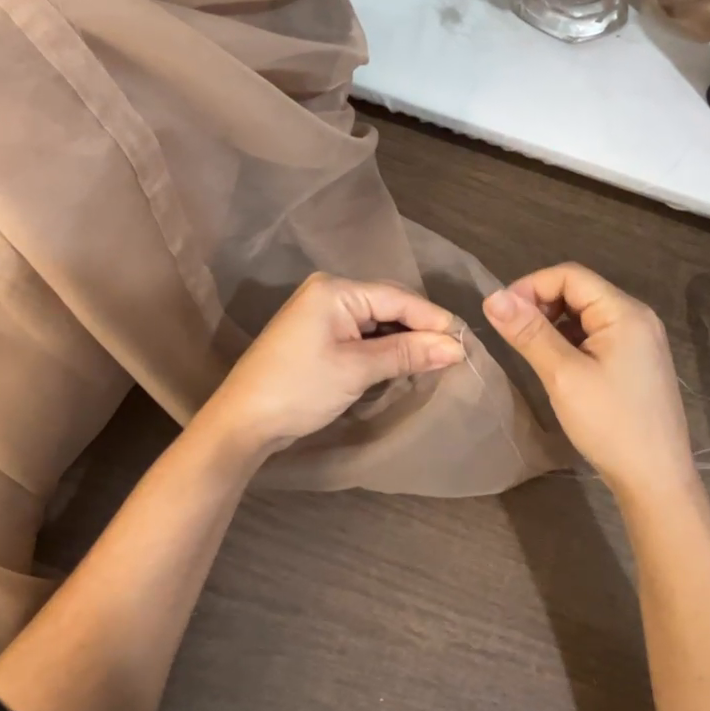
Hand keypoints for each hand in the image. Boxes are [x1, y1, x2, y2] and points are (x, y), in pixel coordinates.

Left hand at [196, 273, 464, 457]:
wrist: (243, 421)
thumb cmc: (299, 388)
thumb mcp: (357, 369)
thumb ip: (407, 353)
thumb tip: (456, 347)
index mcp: (335, 289)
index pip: (398, 297)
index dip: (434, 319)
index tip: (467, 343)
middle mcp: (328, 292)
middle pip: (388, 305)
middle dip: (420, 329)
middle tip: (455, 355)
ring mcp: (320, 314)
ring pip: (376, 321)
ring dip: (403, 340)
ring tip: (436, 361)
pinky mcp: (316, 337)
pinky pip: (360, 334)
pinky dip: (382, 348)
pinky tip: (403, 363)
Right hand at [482, 263, 691, 494]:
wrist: (655, 480)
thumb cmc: (610, 423)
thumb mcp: (563, 375)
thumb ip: (528, 332)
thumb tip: (491, 296)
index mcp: (624, 312)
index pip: (569, 275)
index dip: (530, 287)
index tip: (501, 315)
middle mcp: (636, 318)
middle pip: (578, 291)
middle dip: (540, 305)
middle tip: (513, 336)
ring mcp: (639, 341)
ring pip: (584, 314)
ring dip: (552, 325)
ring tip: (531, 353)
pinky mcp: (635, 362)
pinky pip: (595, 336)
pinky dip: (569, 342)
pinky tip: (555, 366)